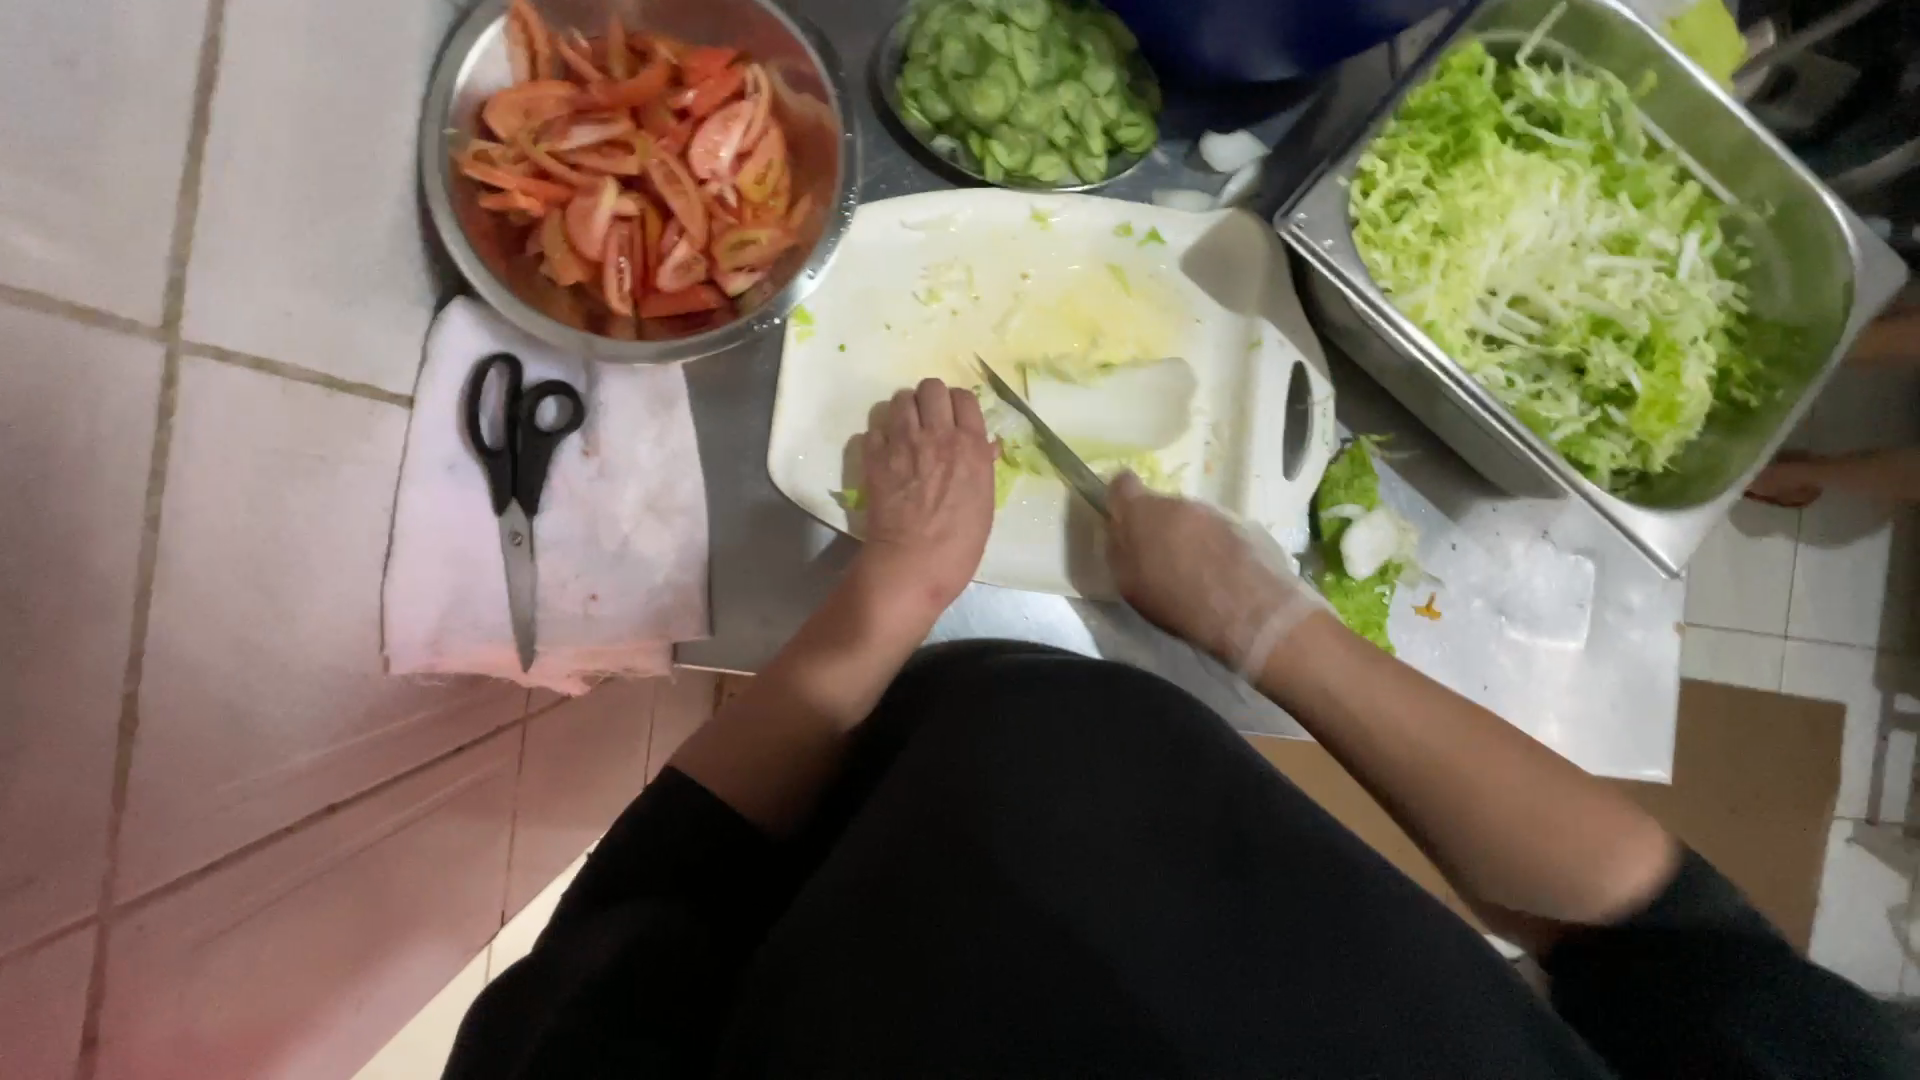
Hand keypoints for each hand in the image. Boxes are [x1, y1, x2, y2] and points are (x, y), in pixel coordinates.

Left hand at [857, 378, 998, 613]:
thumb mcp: (985, 504)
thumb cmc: (959, 543)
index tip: (955, 421)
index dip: (958, 405)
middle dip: (930, 400)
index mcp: (970, 445)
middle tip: (928, 421)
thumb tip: (986, 447)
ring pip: (900, 399)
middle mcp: (937, 435)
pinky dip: (879, 436)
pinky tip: (885, 454)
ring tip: (905, 432)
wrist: (913, 563)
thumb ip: (983, 467)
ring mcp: (902, 443)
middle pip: (931, 387)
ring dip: (904, 411)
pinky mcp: (874, 456)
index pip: (964, 397)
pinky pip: (873, 428)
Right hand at [1105, 472, 1323, 672]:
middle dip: (1157, 526)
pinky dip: (1214, 547)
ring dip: (1188, 537)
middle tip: (1161, 559)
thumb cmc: (1177, 600)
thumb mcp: (1130, 584)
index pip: (1122, 483)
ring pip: (1190, 518)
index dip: (1121, 500)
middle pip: (1159, 505)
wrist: (1248, 610)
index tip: (1123, 520)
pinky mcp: (1243, 524)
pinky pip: (1217, 531)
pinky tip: (1220, 576)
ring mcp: (1213, 511)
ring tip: (1195, 572)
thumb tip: (1118, 531)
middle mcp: (1177, 502)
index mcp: (1142, 512)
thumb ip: (1119, 549)